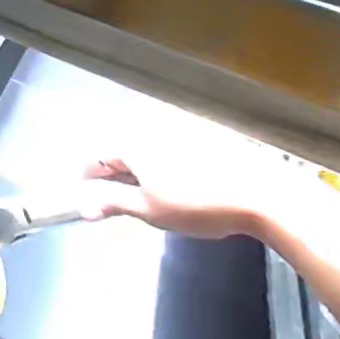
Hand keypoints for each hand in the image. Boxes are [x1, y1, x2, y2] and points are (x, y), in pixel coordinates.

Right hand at [78, 140, 318, 239]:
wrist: (257, 194)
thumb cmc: (196, 204)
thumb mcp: (149, 210)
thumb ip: (113, 203)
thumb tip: (82, 206)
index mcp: (133, 142)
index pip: (95, 157)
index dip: (86, 181)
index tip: (86, 203)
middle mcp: (150, 128)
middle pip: (118, 152)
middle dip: (112, 178)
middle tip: (117, 207)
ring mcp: (176, 130)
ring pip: (142, 152)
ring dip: (136, 174)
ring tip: (148, 203)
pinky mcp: (198, 137)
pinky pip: (165, 151)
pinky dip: (159, 168)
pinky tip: (176, 190)